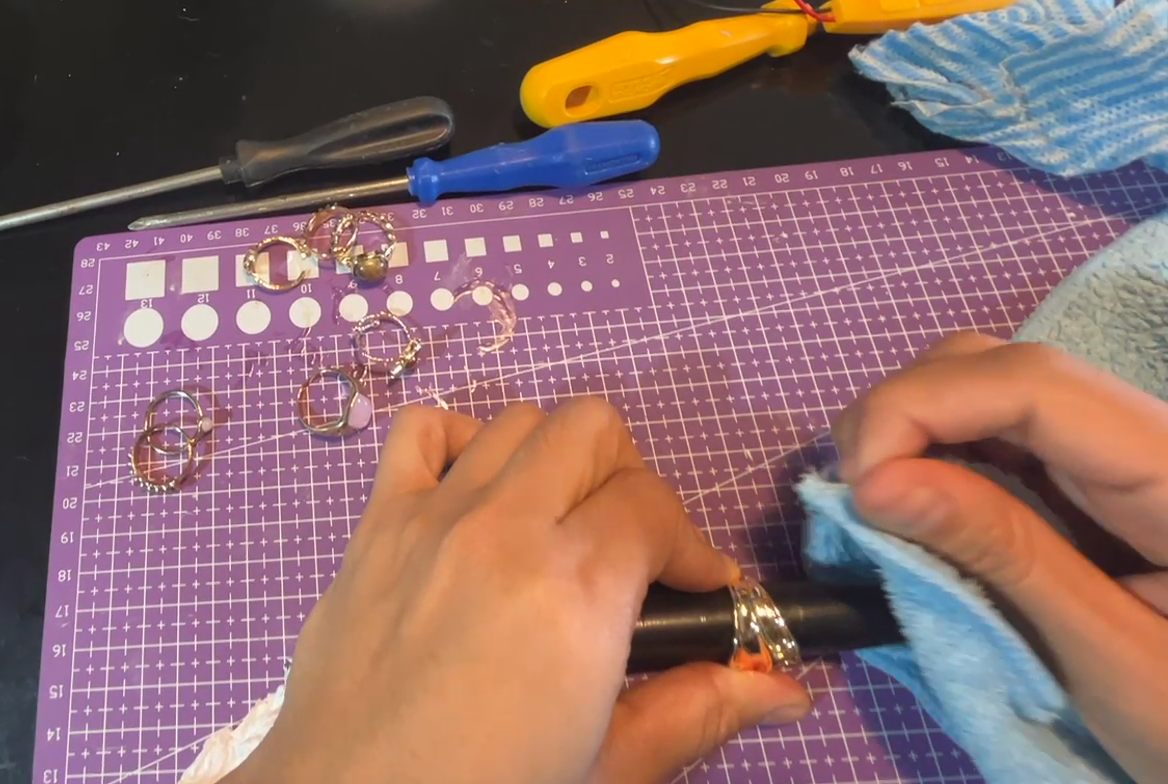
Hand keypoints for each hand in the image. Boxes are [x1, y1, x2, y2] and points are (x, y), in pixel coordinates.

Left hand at [225, 398, 809, 783]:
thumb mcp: (606, 768)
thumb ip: (697, 709)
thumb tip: (790, 682)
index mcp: (574, 590)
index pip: (653, 506)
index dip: (691, 545)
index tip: (698, 589)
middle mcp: (506, 525)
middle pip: (589, 427)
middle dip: (627, 476)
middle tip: (624, 543)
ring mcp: (434, 509)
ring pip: (516, 419)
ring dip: (551, 458)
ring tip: (551, 519)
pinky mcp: (377, 514)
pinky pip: (417, 428)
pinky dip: (454, 438)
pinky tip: (468, 488)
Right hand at [833, 333, 1167, 781]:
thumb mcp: (1135, 680)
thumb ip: (1007, 561)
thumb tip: (871, 484)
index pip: (1035, 384)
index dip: (916, 407)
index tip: (859, 484)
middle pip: (1006, 368)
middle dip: (904, 413)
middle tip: (861, 495)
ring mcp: (1164, 445)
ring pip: (999, 383)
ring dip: (915, 426)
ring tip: (887, 496)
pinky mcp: (1135, 465)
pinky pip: (1015, 424)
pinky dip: (946, 447)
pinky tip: (930, 494)